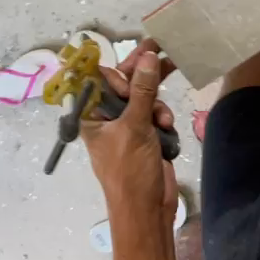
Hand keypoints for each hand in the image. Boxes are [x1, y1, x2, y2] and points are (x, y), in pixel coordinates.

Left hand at [82, 40, 179, 226]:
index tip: (137, 63)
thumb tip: (147, 56)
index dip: (119, 71)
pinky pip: (154, 113)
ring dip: (156, 103)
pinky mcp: (145, 135)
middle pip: (125, 84)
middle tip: (160, 47)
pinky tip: (168, 129)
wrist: (147, 212)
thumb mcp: (135, 127)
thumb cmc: (130, 171)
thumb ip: (142, 90)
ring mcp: (127, 125)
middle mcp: (107, 117)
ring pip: (143, 97)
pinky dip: (162, 117)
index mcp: (92, 115)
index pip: (101, 80)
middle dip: (143, 73)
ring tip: (164, 118)